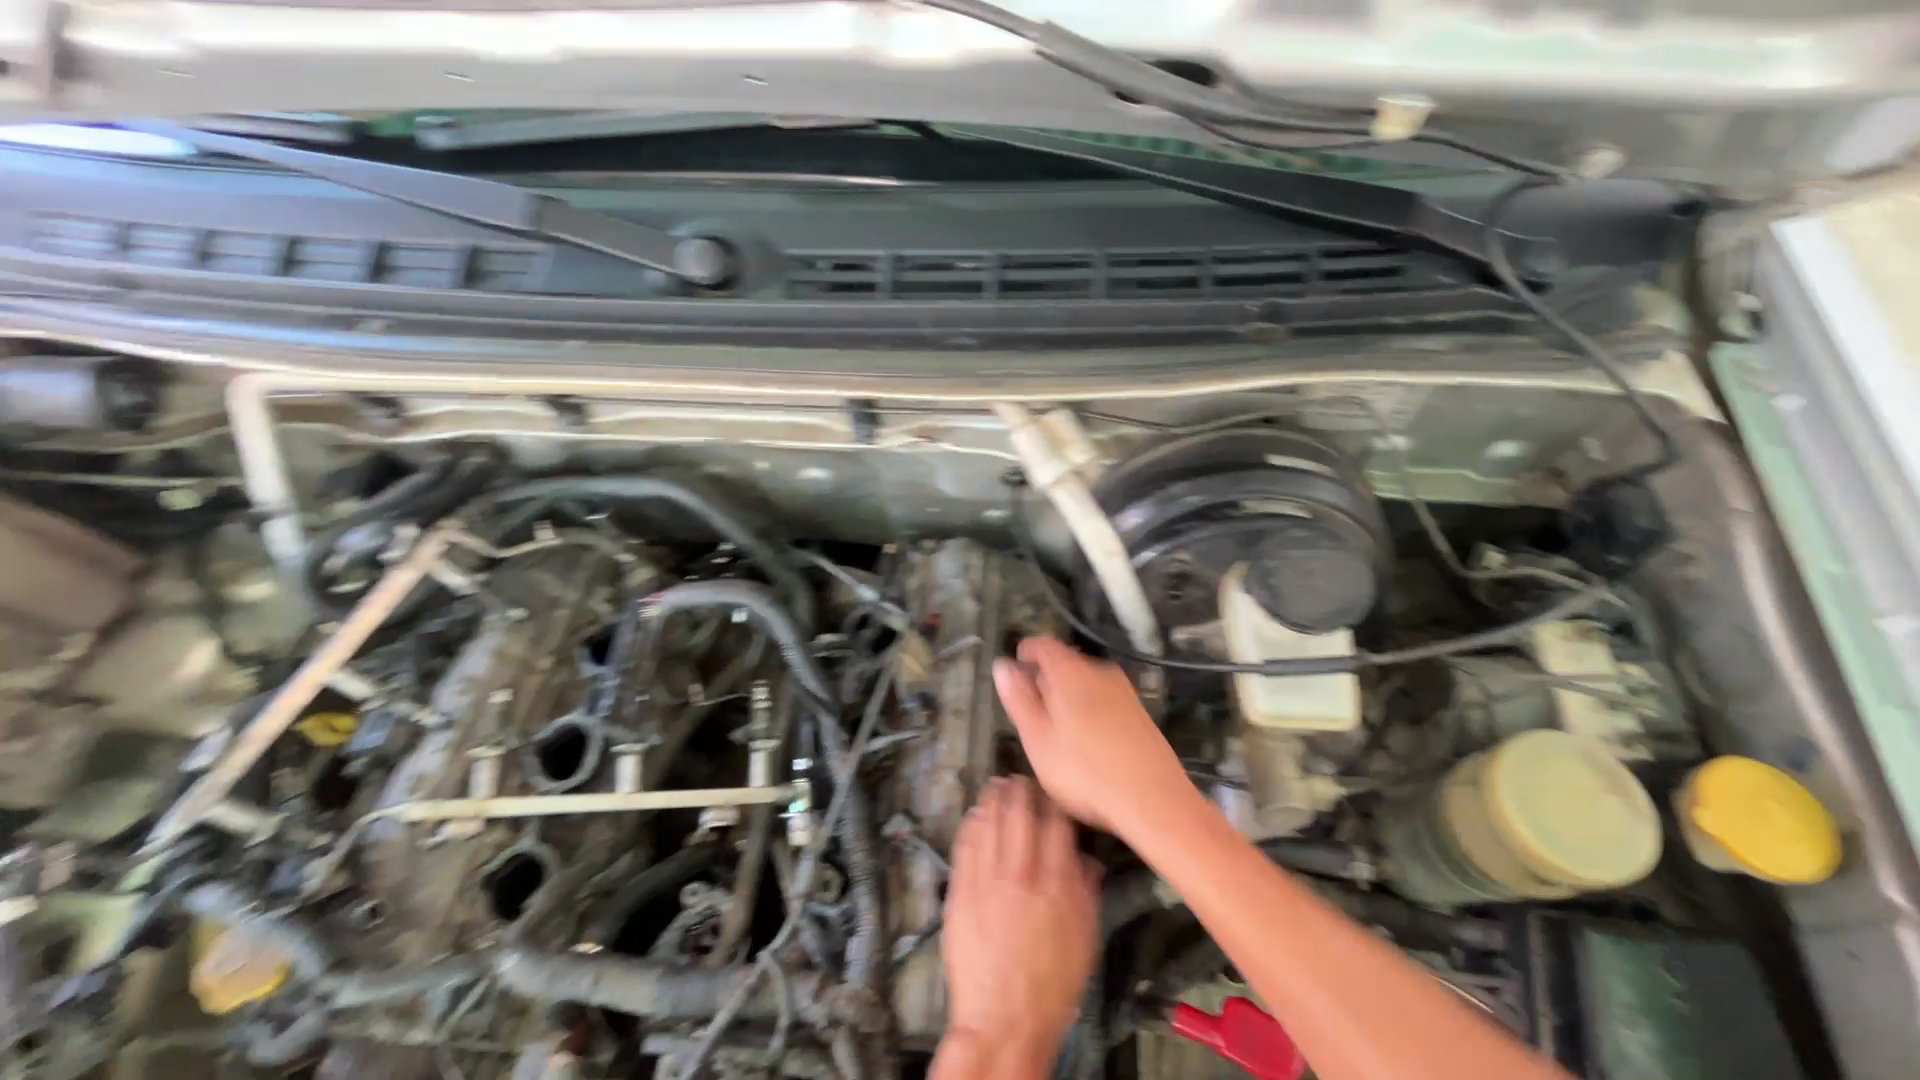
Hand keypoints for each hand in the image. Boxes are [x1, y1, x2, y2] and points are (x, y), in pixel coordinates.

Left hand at [941, 776, 1100, 1068]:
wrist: (1004, 1019)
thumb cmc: (1052, 986)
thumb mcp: (1085, 939)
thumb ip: (1085, 892)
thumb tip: (1087, 860)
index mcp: (1056, 883)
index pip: (1056, 826)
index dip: (1053, 803)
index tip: (1052, 793)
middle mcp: (1021, 874)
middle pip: (1019, 816)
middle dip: (1020, 791)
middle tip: (1019, 777)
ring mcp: (986, 881)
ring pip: (988, 825)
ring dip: (993, 801)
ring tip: (996, 785)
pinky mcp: (960, 893)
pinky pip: (964, 847)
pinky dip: (970, 826)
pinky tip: (973, 814)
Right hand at [993, 637, 1188, 835]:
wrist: (1152, 798)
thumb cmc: (1085, 770)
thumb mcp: (1038, 738)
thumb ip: (1018, 699)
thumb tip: (1003, 667)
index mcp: (1071, 672)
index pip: (1042, 644)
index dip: (1025, 652)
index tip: (1015, 667)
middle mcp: (1100, 672)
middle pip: (1065, 662)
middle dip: (1045, 678)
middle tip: (1029, 706)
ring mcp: (1124, 691)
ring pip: (1085, 682)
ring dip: (1067, 696)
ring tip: (1055, 729)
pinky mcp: (1139, 713)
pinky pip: (1104, 699)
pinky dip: (1088, 709)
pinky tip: (1085, 741)